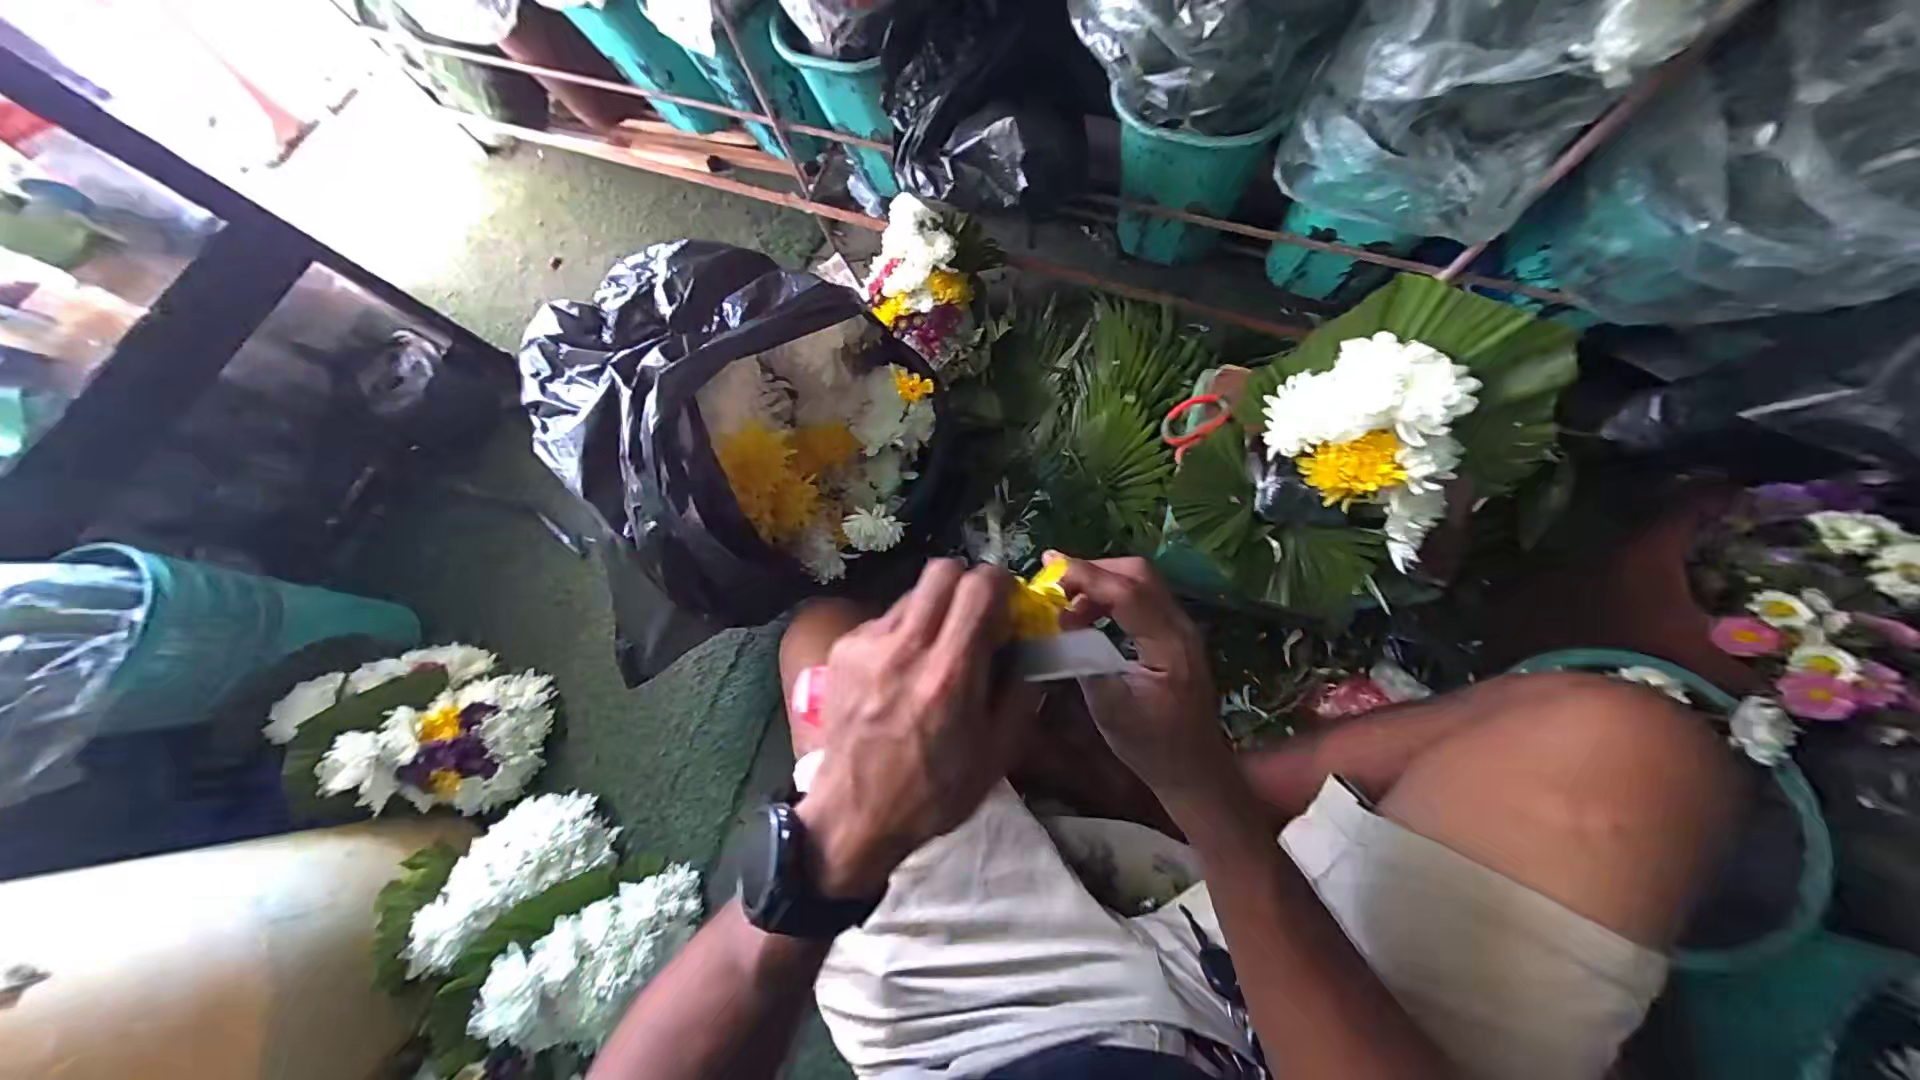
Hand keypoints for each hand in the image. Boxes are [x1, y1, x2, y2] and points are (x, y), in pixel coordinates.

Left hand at [797, 560, 1036, 897]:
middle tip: (975, 615)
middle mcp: (905, 647)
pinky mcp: (843, 650)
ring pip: (913, 593)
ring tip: (936, 649)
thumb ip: (1021, 688)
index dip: (1001, 584)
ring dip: (935, 610)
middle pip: (942, 570)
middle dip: (967, 582)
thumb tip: (1031, 642)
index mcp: (949, 674)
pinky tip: (902, 670)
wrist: (853, 816)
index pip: (979, 586)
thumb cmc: (933, 792)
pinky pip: (885, 620)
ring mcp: (867, 645)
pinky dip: (904, 633)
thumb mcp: (997, 752)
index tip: (1007, 606)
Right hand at [1054, 555, 1235, 808]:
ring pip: (1140, 581)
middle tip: (1054, 583)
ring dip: (1100, 582)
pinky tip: (1086, 615)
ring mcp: (1181, 628)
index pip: (1128, 592)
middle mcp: (1181, 627)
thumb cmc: (1152, 748)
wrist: (1194, 771)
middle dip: (1093, 570)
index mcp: (1170, 645)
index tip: (1049, 568)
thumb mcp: (1110, 711)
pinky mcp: (1173, 633)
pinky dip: (1110, 595)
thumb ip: (1084, 663)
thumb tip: (1058, 622)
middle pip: (1138, 573)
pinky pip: (1141, 597)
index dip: (1086, 575)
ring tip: (1065, 604)